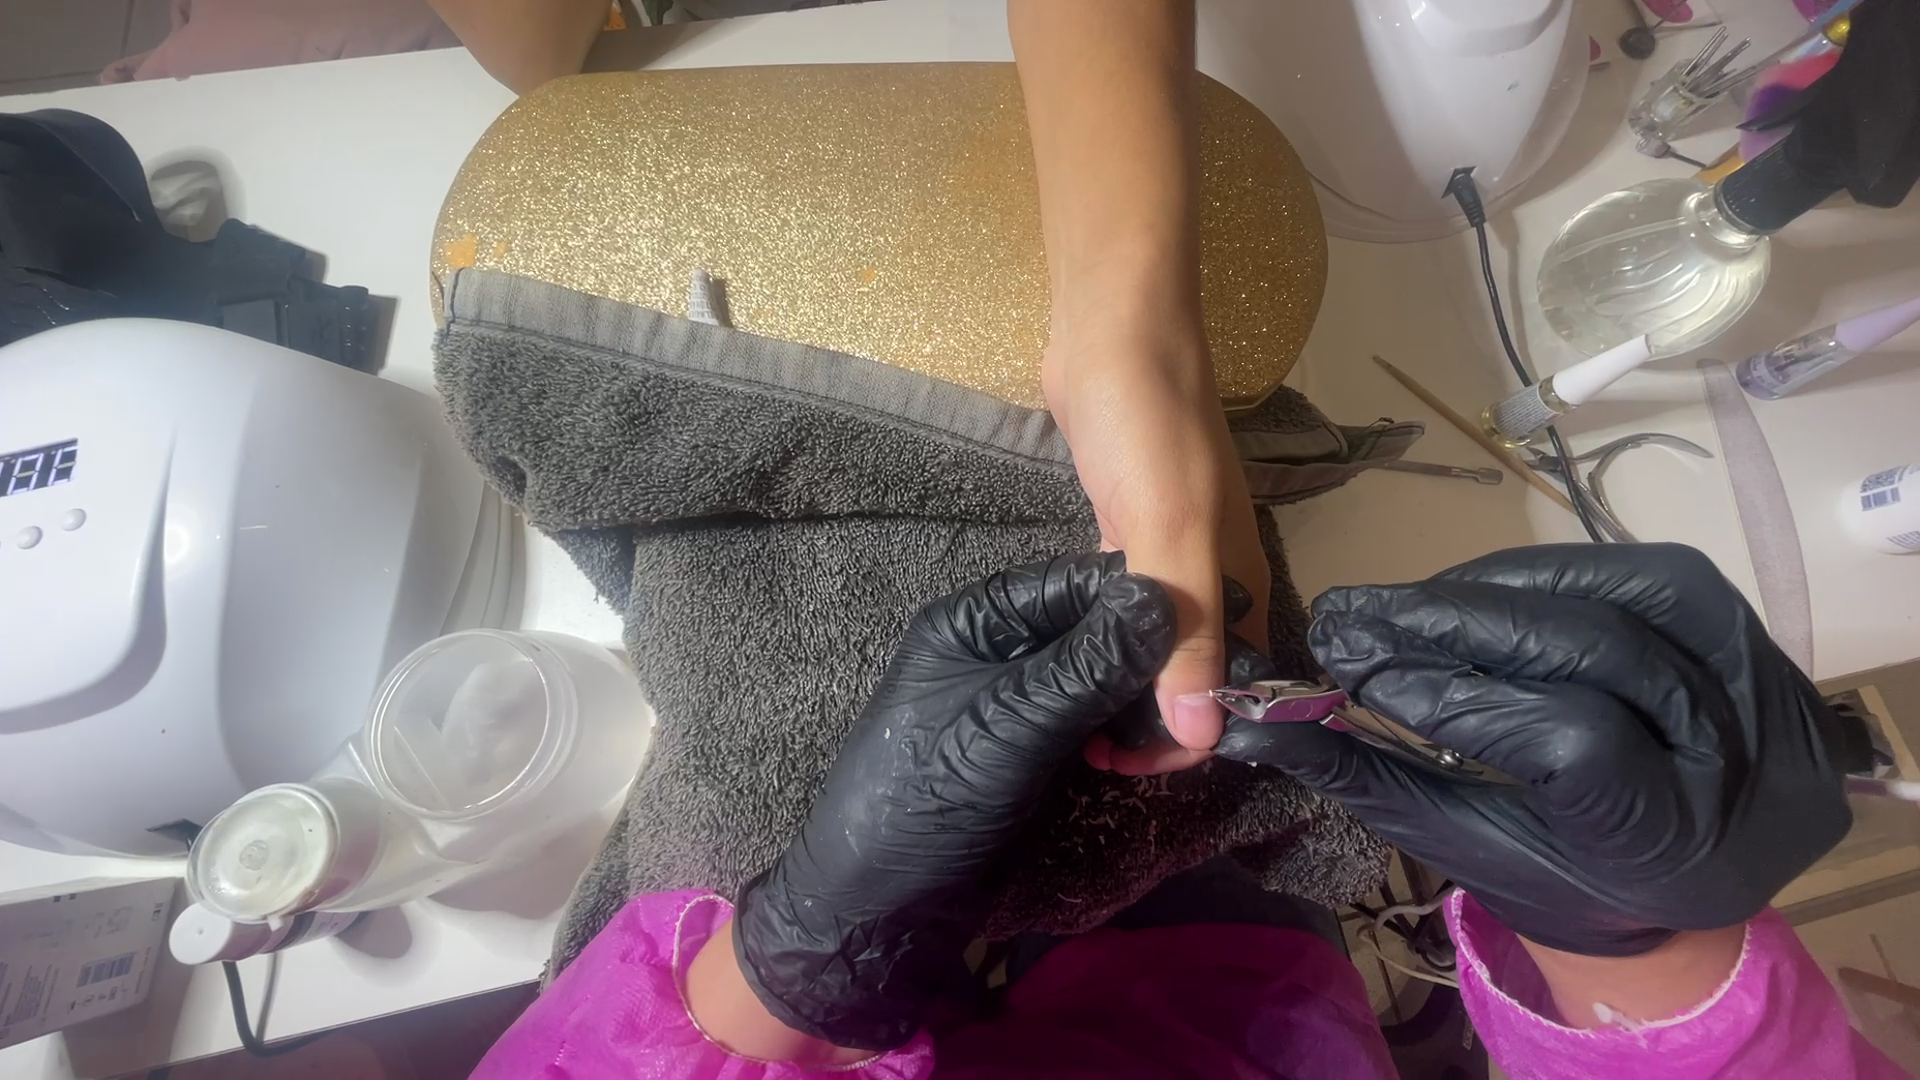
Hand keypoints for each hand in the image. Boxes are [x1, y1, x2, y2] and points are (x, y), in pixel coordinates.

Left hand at [730, 553, 1175, 1048]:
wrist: (887, 899)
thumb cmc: (930, 794)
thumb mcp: (1011, 726)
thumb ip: (1088, 666)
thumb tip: (1165, 598)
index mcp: (982, 616)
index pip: (1081, 584)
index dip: (1148, 602)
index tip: (1219, 628)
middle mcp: (1006, 641)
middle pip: (1100, 628)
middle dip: (1153, 664)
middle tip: (1208, 704)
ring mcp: (1024, 690)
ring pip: (1107, 676)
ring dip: (1145, 705)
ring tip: (1174, 747)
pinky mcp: (1039, 736)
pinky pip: (1098, 716)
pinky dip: (1127, 733)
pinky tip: (1143, 760)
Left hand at [1046, 331, 1270, 775]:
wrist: (1108, 336)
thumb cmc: (1147, 425)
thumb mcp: (1168, 527)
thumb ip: (1184, 627)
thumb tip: (1201, 732)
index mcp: (1239, 581)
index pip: (1234, 686)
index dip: (1192, 734)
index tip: (1129, 762)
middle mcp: (1211, 575)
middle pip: (1194, 670)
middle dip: (1152, 719)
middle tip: (1087, 749)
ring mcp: (1166, 551)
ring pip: (1157, 640)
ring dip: (1125, 681)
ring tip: (1074, 721)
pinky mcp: (1126, 530)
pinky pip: (1123, 604)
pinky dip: (1104, 636)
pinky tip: (1072, 655)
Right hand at [1215, 543, 1853, 956]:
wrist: (1663, 871)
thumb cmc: (1542, 869)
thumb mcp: (1443, 838)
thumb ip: (1350, 771)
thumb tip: (1242, 724)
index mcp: (1671, 844)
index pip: (1570, 739)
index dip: (1450, 696)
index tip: (1348, 672)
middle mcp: (1749, 765)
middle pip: (1596, 649)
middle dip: (1450, 621)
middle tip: (1348, 613)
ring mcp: (1769, 693)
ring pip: (1627, 593)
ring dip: (1494, 590)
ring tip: (1403, 604)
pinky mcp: (1754, 640)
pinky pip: (1643, 573)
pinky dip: (1542, 572)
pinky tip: (1470, 592)